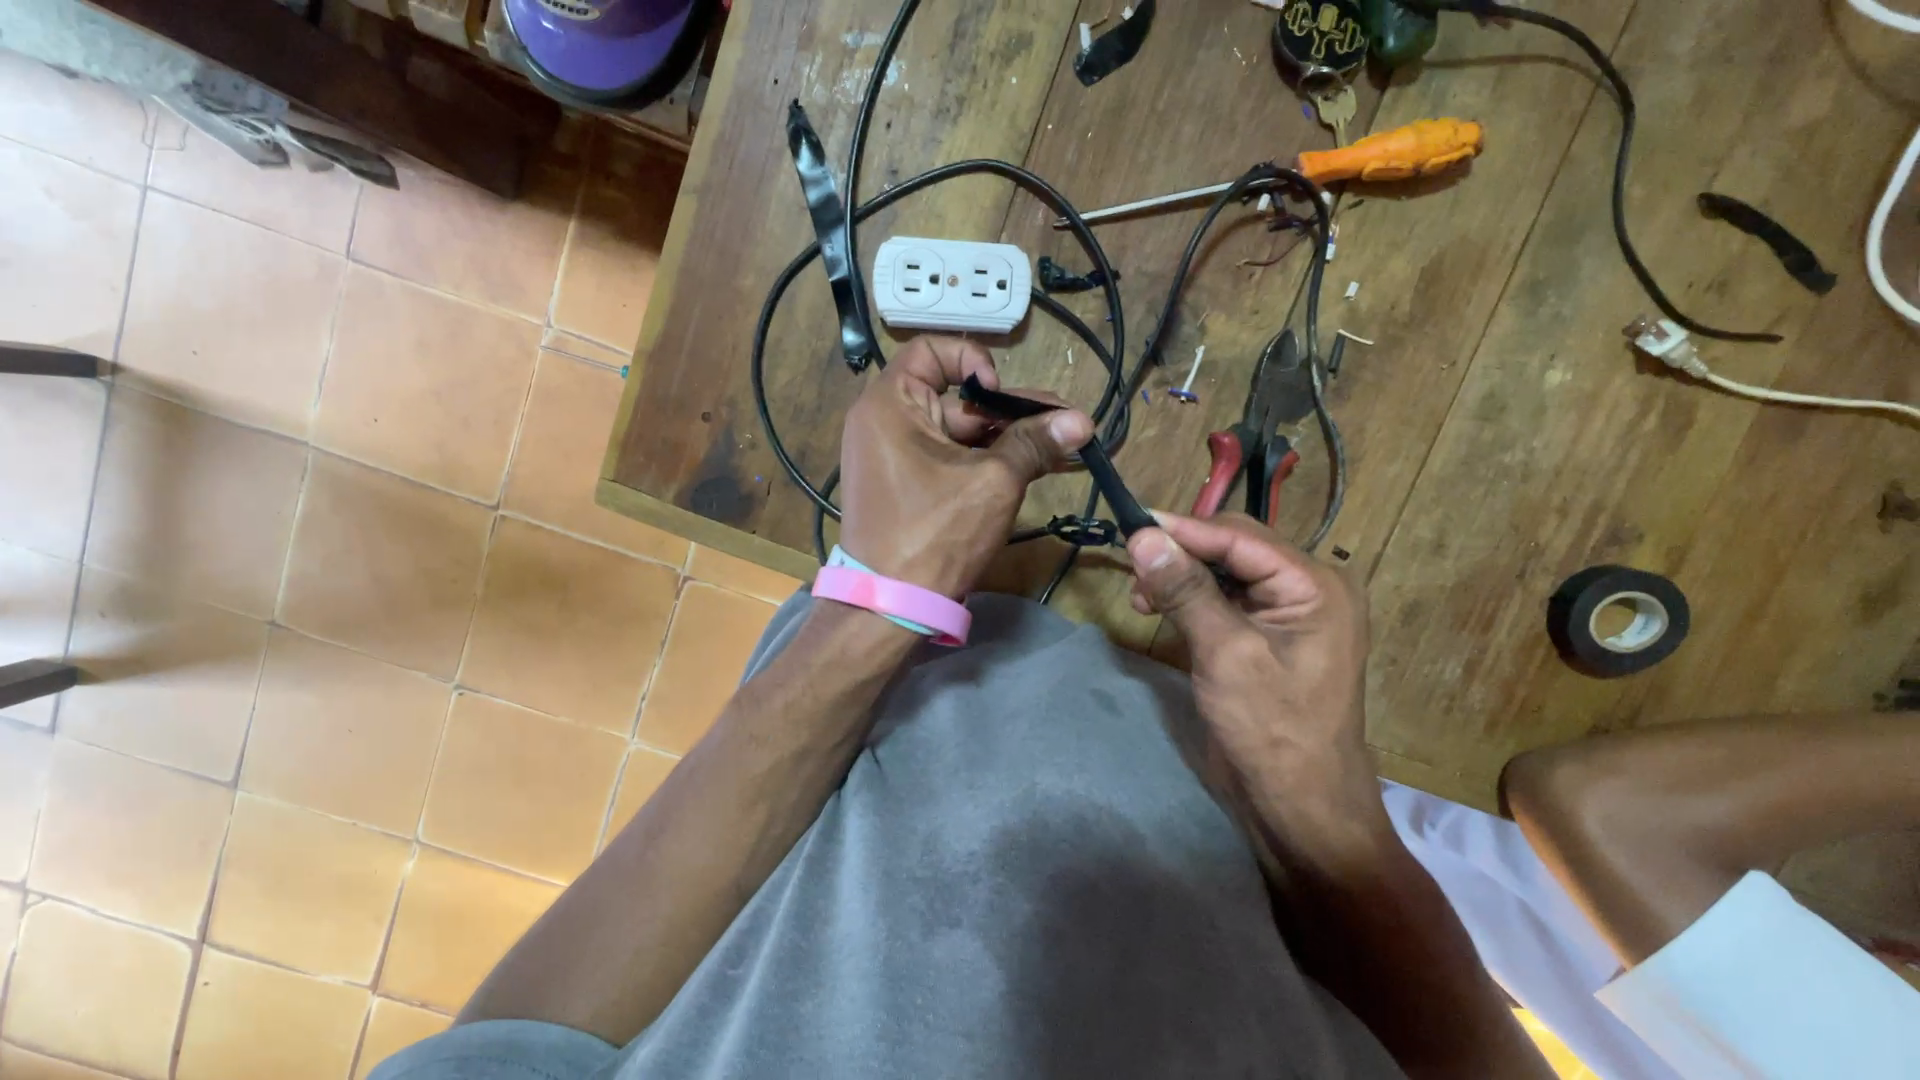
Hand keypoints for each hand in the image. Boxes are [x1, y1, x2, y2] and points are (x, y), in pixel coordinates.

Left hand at [839, 336, 1092, 596]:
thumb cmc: (934, 534)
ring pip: (961, 434)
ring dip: (1010, 440)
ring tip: (1065, 449)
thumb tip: (1081, 421)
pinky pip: (953, 461)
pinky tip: (1038, 467)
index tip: (999, 395)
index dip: (972, 361)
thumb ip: (1034, 444)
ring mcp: (897, 458)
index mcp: (890, 405)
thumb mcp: (992, 483)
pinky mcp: (910, 487)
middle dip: (1013, 411)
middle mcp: (886, 422)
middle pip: (957, 397)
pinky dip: (990, 462)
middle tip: (1068, 424)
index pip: (931, 351)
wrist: (892, 607)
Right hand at [1126, 513, 1373, 812]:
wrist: (1299, 805)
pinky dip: (1189, 600)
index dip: (1183, 530)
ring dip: (1180, 577)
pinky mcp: (1267, 637)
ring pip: (1224, 572)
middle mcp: (1308, 588)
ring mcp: (1289, 613)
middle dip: (1180, 554)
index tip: (1128, 525)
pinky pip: (1225, 601)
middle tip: (1130, 566)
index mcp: (1316, 584)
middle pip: (1233, 548)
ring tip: (1139, 596)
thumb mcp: (1226, 654)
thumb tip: (1142, 536)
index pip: (1240, 537)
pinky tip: (1157, 608)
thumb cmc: (1271, 730)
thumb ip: (1186, 591)